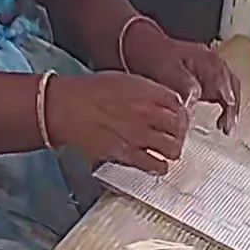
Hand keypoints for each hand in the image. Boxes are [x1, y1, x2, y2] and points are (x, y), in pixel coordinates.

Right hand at [46, 72, 189, 173]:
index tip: (177, 121)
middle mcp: (147, 112)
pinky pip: (156, 165)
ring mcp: (139, 134)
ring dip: (171, 152)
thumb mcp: (124, 81)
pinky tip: (156, 165)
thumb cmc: (90, 93)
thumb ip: (146, 93)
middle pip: (179, 128)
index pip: (178, 105)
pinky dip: (159, 167)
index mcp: (147, 91)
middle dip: (179, 134)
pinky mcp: (129, 153)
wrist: (69, 107)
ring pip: (173, 149)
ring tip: (165, 152)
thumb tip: (161, 104)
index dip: (181, 115)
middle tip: (173, 138)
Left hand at [123, 29, 240, 132]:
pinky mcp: (209, 85)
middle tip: (228, 127)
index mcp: (207, 60)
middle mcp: (214, 66)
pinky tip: (219, 124)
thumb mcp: (169, 69)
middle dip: (232, 108)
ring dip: (231, 111)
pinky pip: (223, 98)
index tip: (228, 110)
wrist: (149, 53)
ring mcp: (213, 75)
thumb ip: (184, 82)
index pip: (224, 79)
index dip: (227, 95)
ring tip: (226, 129)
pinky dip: (225, 111)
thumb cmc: (159, 59)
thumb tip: (196, 95)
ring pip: (230, 92)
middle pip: (232, 86)